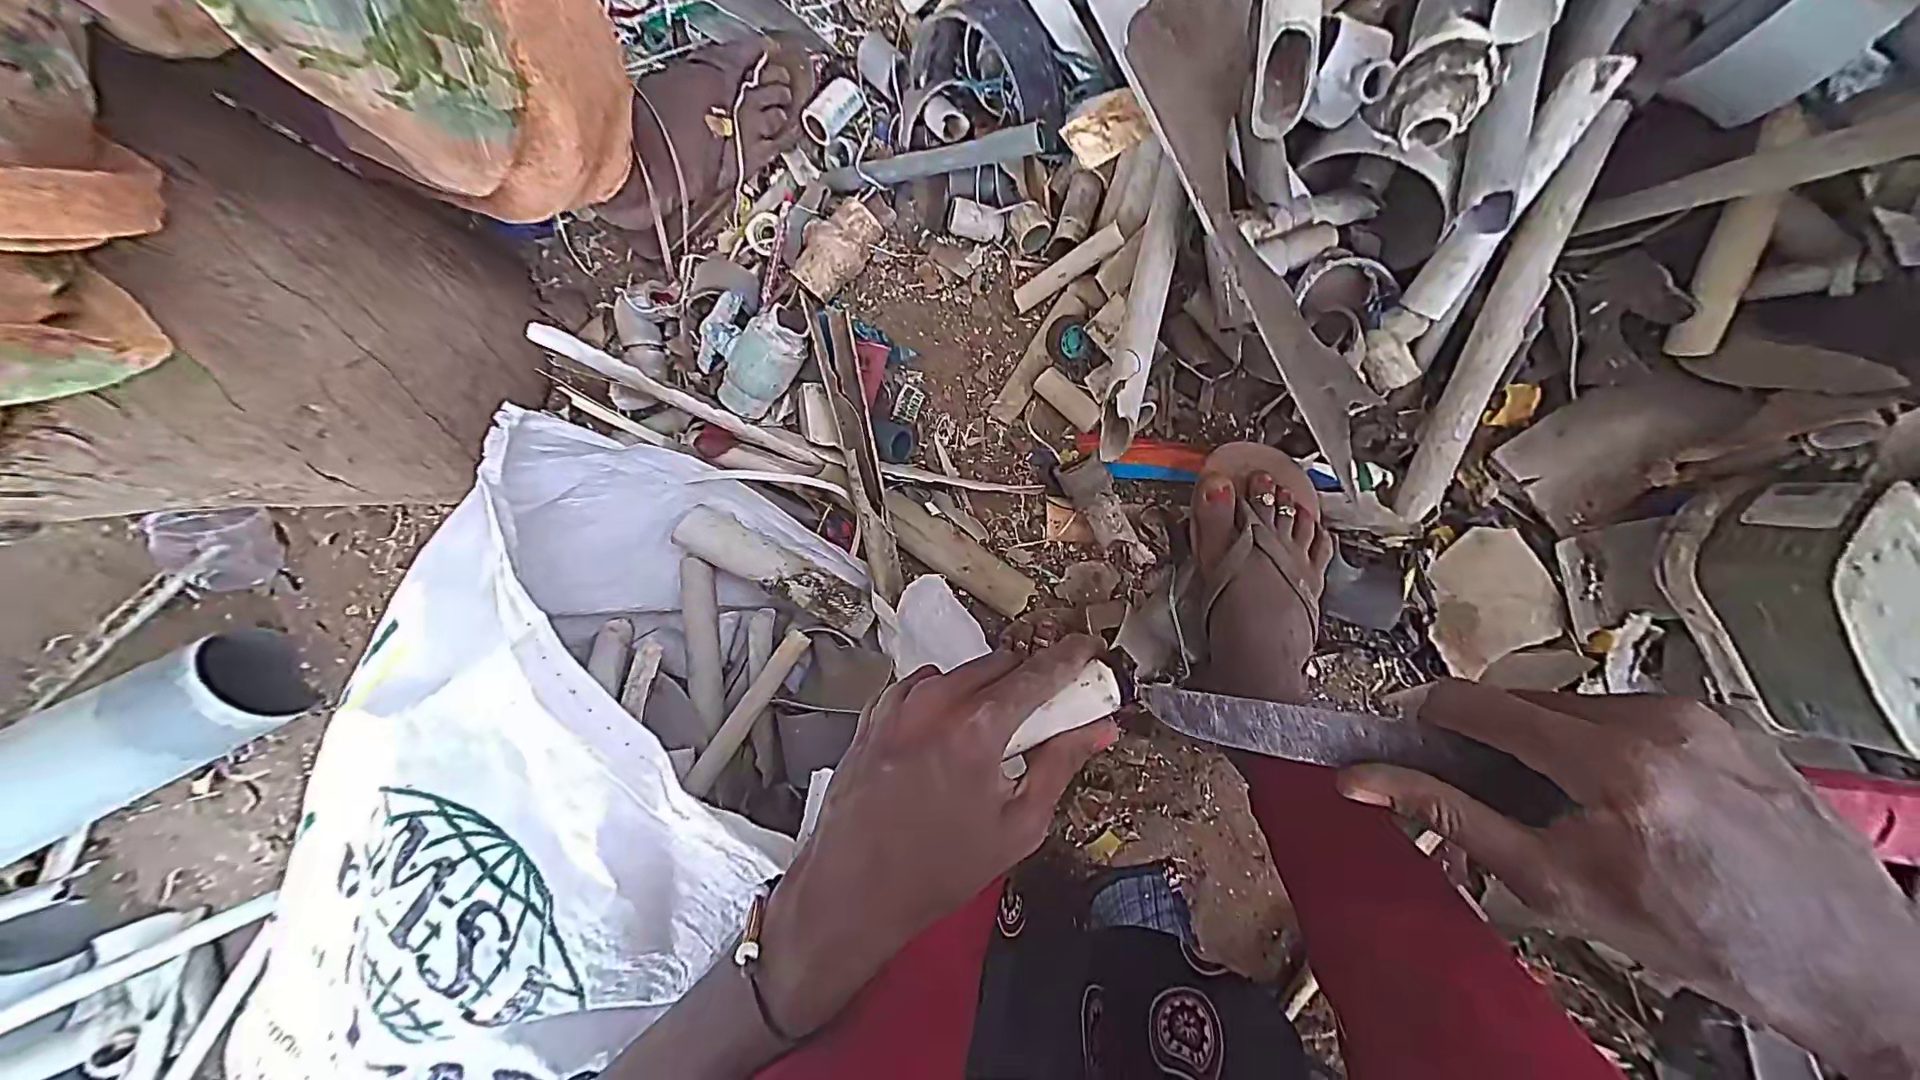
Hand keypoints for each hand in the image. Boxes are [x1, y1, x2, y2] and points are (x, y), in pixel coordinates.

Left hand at [755, 637, 1117, 1036]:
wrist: (853, 890)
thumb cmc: (936, 869)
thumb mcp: (1018, 826)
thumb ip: (1060, 764)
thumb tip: (1096, 729)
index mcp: (976, 728)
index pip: (1039, 673)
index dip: (1071, 657)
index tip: (1087, 649)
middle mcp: (935, 703)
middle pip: (1001, 664)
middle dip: (1028, 680)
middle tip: (1040, 715)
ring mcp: (899, 704)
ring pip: (962, 672)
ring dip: (985, 690)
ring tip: (987, 738)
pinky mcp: (876, 712)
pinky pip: (923, 686)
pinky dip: (944, 698)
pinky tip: (945, 736)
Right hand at [1336, 682, 1919, 1077]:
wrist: (1862, 974)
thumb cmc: (1702, 938)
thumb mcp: (1549, 882)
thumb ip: (1445, 814)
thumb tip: (1360, 780)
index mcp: (1613, 763)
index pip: (1472, 702)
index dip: (1424, 717)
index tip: (1405, 738)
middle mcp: (1659, 721)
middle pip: (1517, 701)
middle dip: (1485, 737)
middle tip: (1486, 788)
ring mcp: (1699, 714)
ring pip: (1565, 704)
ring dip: (1538, 739)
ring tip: (1557, 796)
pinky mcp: (1723, 717)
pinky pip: (1617, 710)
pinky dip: (1590, 739)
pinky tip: (1611, 789)